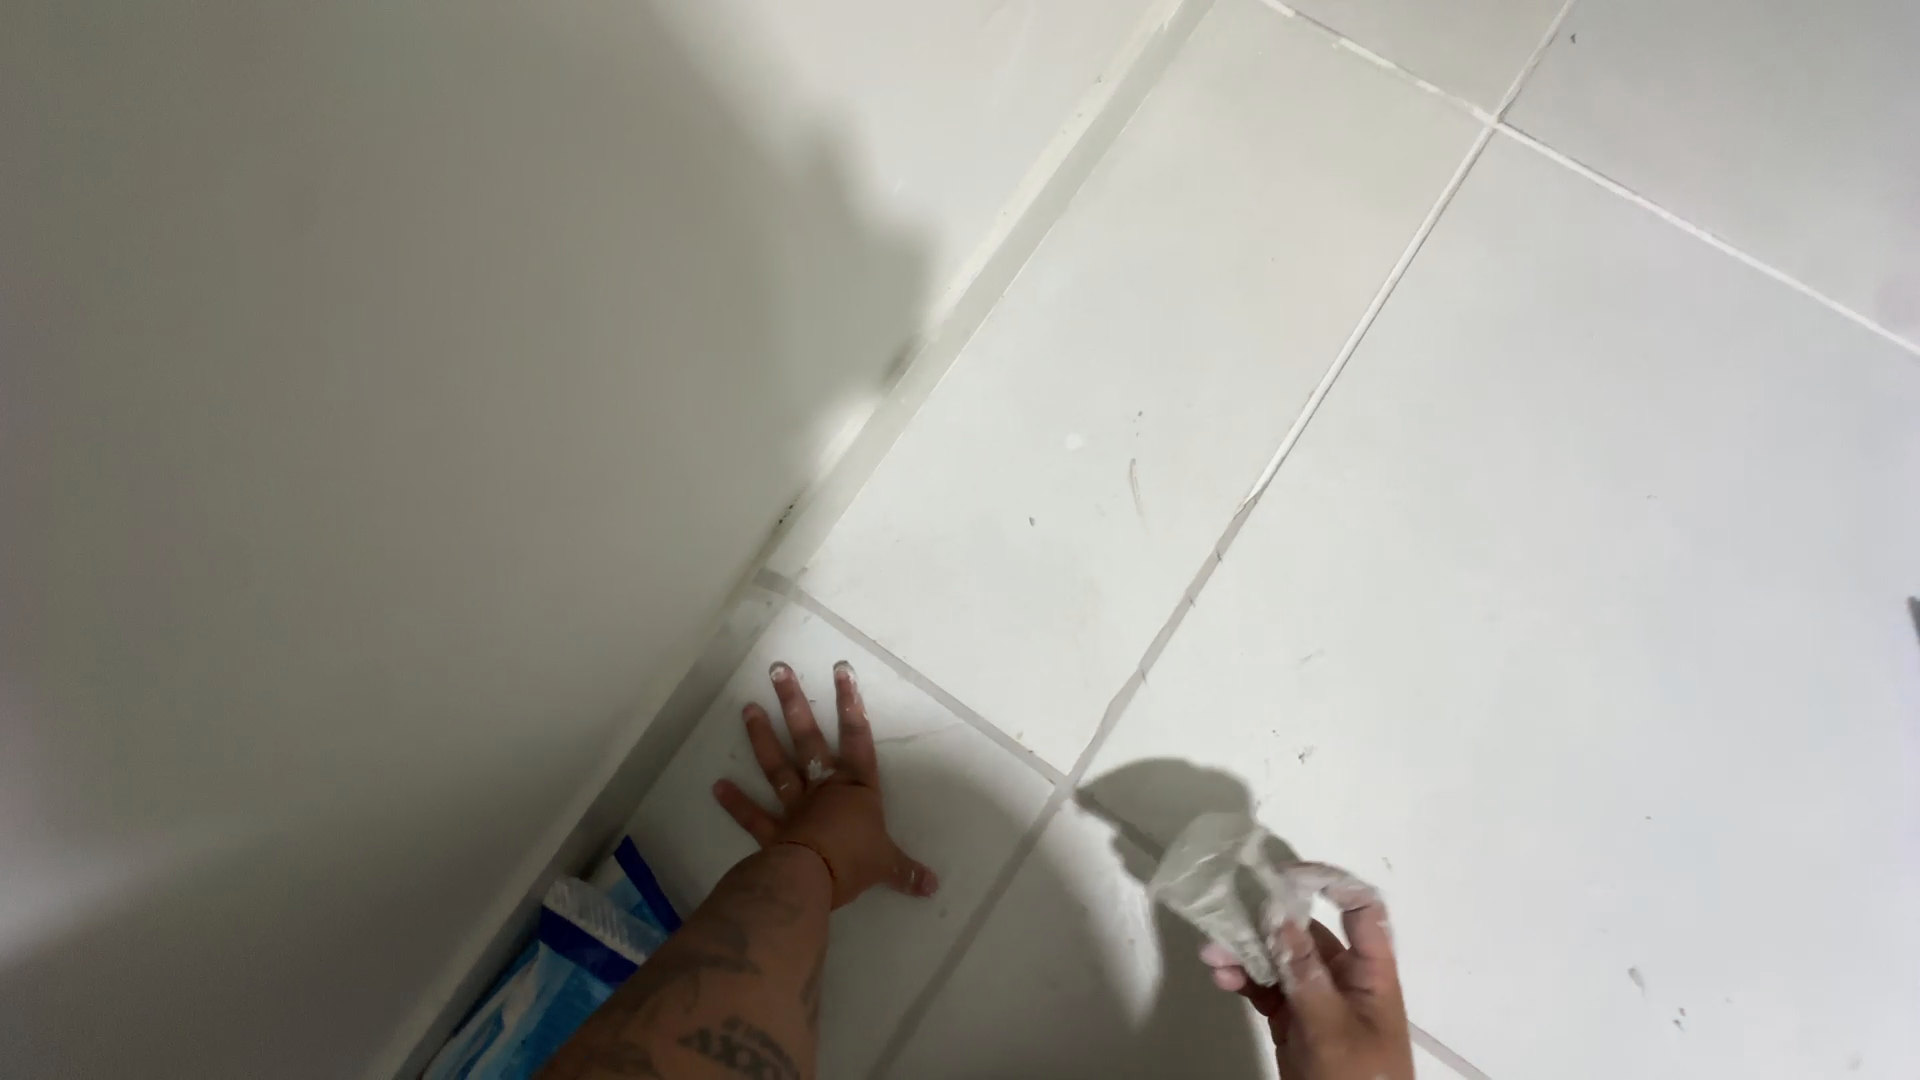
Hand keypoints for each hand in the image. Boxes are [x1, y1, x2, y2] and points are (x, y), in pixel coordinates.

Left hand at [712, 660, 938, 908]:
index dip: (851, 705)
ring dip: (761, 738)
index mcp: (856, 788)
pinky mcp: (773, 831)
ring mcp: (795, 806)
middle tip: (778, 671)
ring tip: (747, 708)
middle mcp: (824, 788)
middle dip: (793, 704)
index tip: (841, 671)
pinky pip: (753, 815)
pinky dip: (735, 802)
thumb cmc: (854, 860)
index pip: (857, 738)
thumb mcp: (888, 863)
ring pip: (777, 766)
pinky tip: (717, 786)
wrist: (814, 878)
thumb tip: (933, 886)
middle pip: (808, 739)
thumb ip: (907, 870)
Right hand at [1200, 873, 1412, 1079]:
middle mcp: (1342, 977)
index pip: (1360, 911)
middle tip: (1225, 912)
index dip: (1329, 883)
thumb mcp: (1333, 1028)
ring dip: (1244, 951)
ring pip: (1275, 957)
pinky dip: (1240, 977)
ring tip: (1212, 954)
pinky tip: (1220, 976)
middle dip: (1263, 921)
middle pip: (1302, 930)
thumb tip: (1276, 913)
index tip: (1284, 874)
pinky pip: (1263, 985)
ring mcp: (1315, 999)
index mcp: (1369, 973)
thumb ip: (1303, 970)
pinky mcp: (1291, 1019)